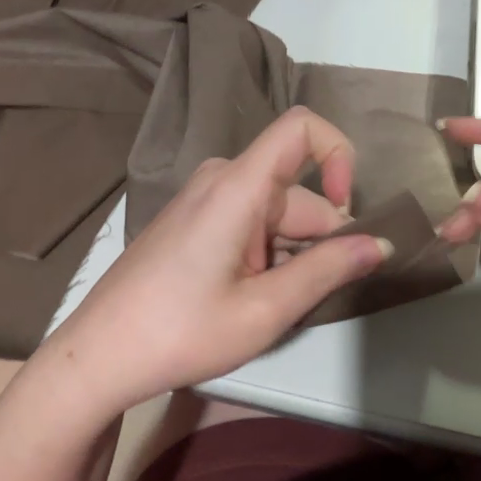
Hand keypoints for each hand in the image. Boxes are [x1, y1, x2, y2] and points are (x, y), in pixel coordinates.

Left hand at [41, 107, 391, 415]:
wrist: (100, 353)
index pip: (301, 127)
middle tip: (305, 298)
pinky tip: (250, 297)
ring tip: (270, 307)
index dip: (339, 154)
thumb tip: (380, 243)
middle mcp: (221, 177)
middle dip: (317, 237)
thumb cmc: (181, 332)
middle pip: (295, 188)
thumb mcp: (265, 310)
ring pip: (275, 210)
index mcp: (237, 185)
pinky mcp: (195, 217)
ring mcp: (204, 197)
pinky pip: (250, 219)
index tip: (347, 214)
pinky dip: (266, 252)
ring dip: (290, 252)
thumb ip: (327, 270)